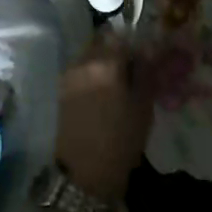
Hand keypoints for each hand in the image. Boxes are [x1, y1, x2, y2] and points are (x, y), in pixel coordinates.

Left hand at [55, 30, 149, 201]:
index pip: (123, 36)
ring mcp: (69, 76)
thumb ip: (145, 72)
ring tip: (122, 78)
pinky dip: (95, 71)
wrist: (84, 175)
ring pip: (90, 54)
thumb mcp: (143, 105)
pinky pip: (82, 69)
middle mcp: (83, 63)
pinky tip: (108, 89)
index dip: (138, 40)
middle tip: (136, 62)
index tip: (149, 51)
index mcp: (105, 63)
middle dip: (119, 46)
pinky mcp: (62, 91)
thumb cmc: (121, 139)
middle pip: (102, 41)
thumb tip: (148, 49)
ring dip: (105, 58)